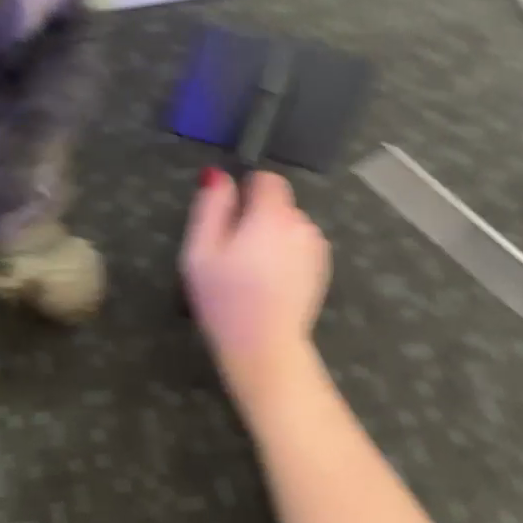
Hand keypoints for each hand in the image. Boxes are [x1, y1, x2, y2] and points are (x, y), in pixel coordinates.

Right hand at [182, 169, 332, 409]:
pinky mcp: (322, 269)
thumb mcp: (200, 253)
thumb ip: (210, 208)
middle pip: (277, 205)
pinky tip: (268, 285)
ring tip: (250, 274)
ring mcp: (316, 248)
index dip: (244, 193)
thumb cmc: (224, 299)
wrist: (263, 347)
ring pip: (289, 227)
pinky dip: (284, 257)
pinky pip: (299, 249)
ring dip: (271, 238)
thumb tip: (218, 176)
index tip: (226, 222)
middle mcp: (301, 224)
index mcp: (271, 215)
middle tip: (230, 255)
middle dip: (256, 219)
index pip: (266, 179)